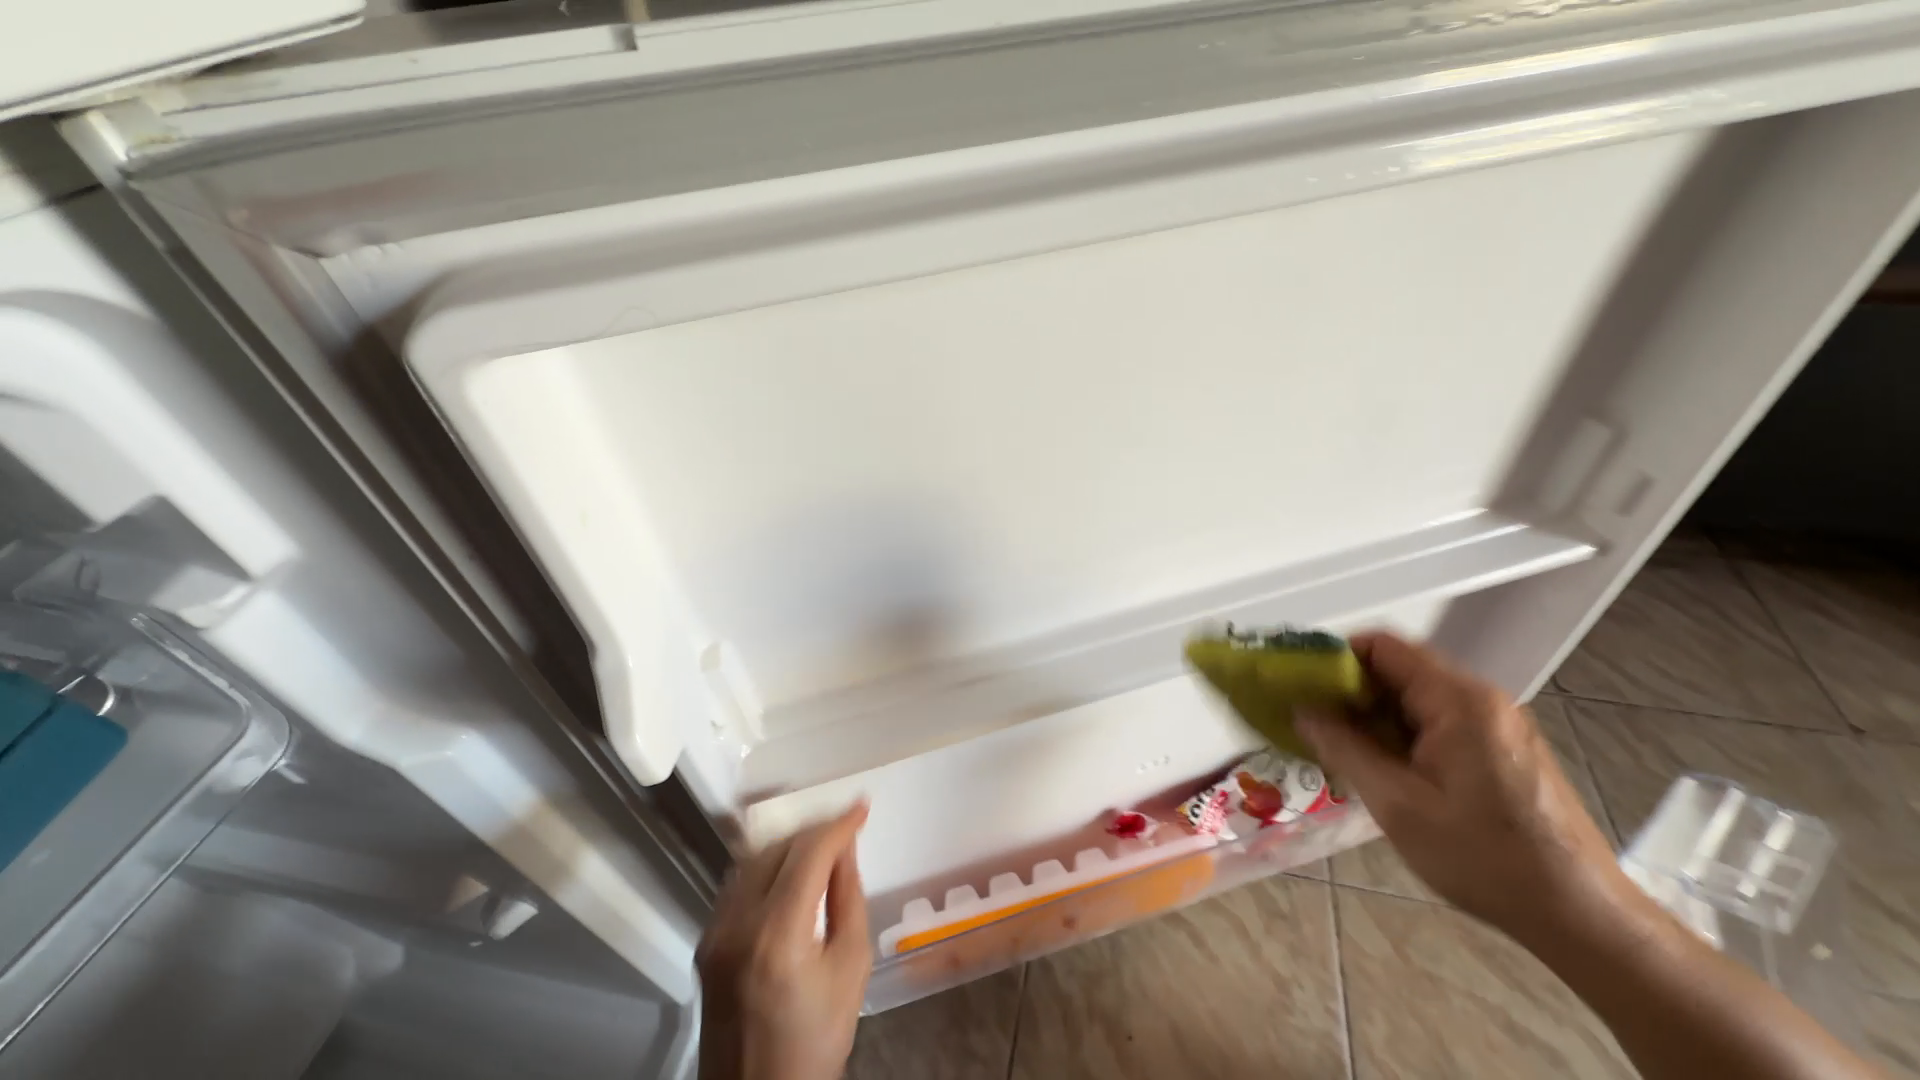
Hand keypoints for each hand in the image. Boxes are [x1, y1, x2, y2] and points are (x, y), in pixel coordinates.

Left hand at [696, 803, 871, 1079]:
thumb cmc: (816, 1039)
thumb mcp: (851, 969)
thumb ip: (848, 899)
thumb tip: (844, 850)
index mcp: (778, 934)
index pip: (808, 854)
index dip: (837, 825)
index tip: (861, 808)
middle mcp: (737, 924)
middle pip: (776, 849)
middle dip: (814, 830)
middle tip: (846, 825)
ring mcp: (714, 932)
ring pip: (751, 860)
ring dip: (787, 844)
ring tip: (822, 843)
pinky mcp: (705, 942)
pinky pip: (737, 885)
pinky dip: (766, 867)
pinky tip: (789, 871)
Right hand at [1298, 633, 1622, 939]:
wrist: (1579, 912)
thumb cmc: (1483, 857)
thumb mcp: (1397, 805)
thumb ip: (1344, 748)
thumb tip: (1302, 710)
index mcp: (1458, 700)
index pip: (1384, 647)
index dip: (1333, 657)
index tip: (1297, 684)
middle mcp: (1483, 699)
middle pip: (1401, 670)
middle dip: (1349, 689)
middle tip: (1307, 720)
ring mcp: (1499, 724)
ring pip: (1419, 699)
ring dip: (1374, 715)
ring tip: (1336, 747)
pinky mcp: (1505, 750)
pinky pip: (1441, 722)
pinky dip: (1403, 733)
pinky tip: (1382, 768)